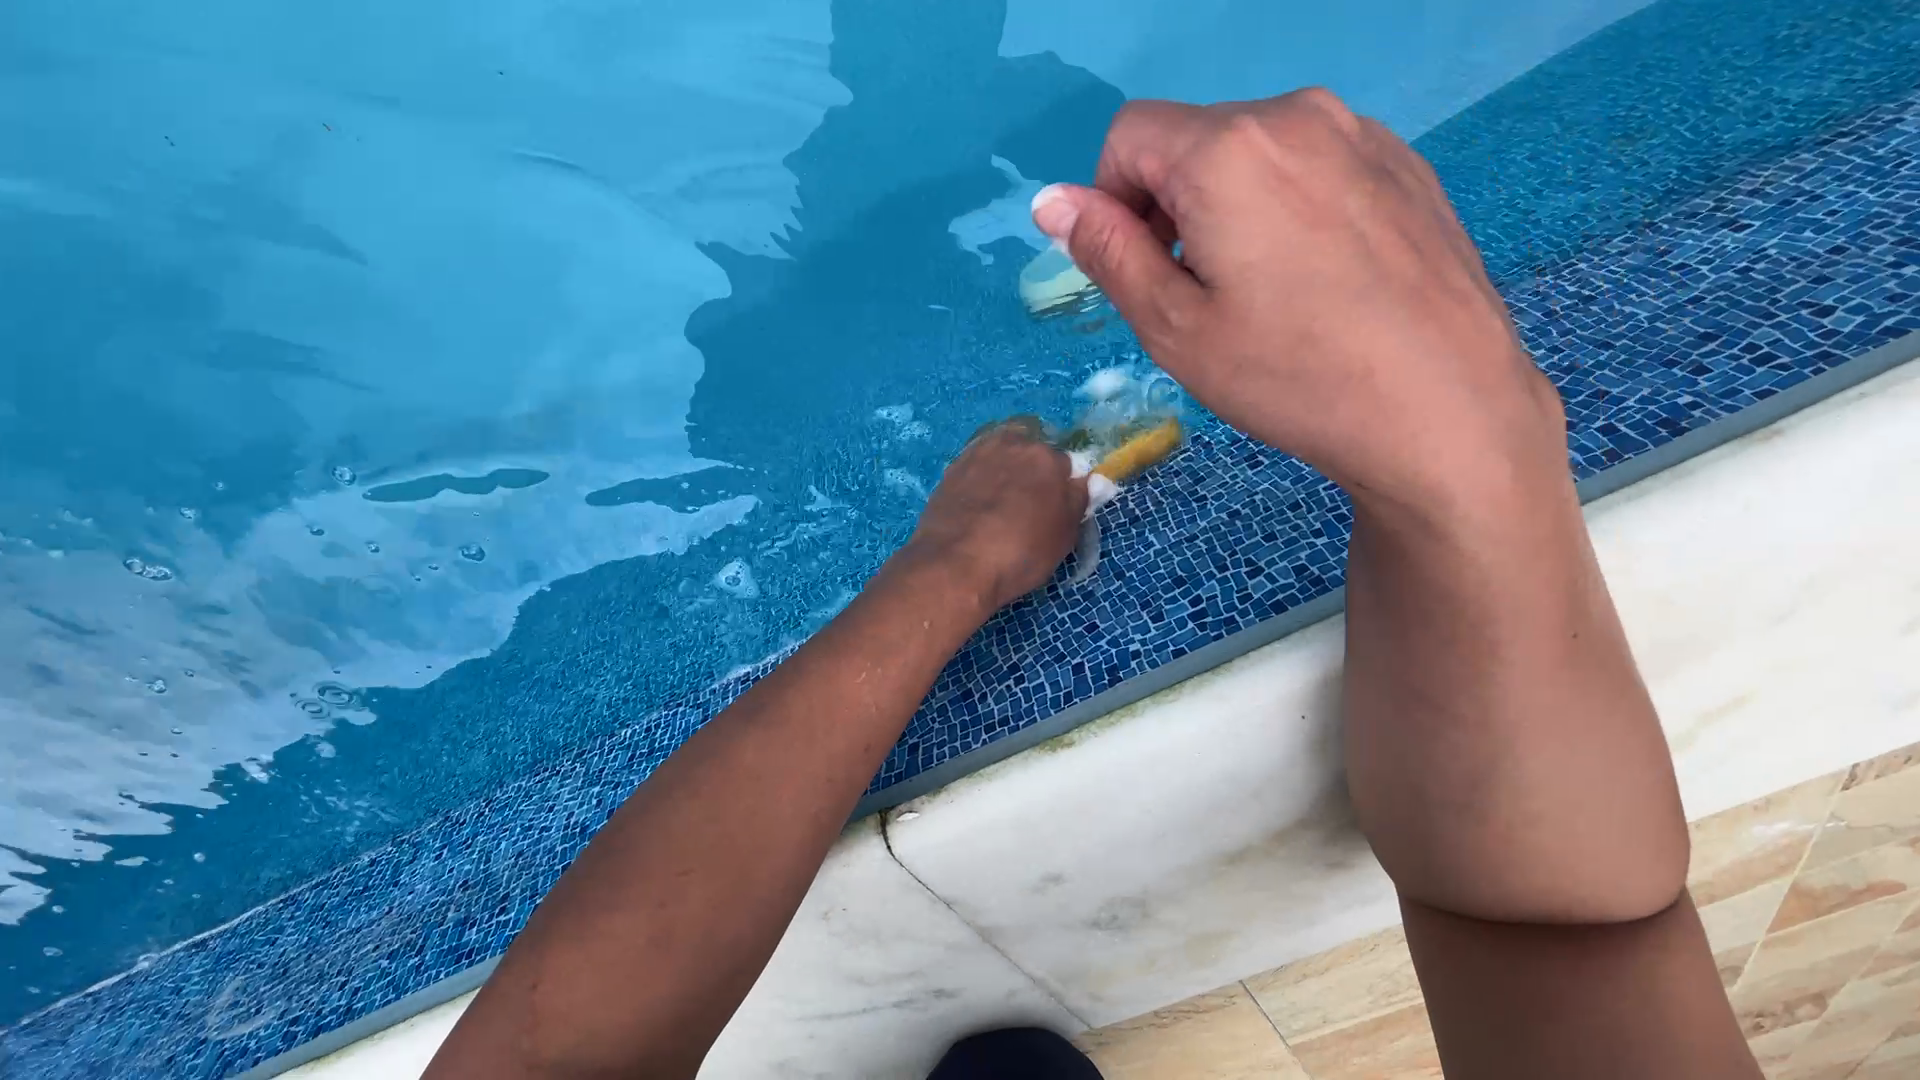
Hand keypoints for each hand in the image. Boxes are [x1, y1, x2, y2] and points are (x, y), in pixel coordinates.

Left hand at [903, 420, 1086, 609]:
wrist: (955, 565)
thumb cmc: (1020, 553)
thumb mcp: (1064, 535)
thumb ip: (1076, 500)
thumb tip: (1080, 480)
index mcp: (1046, 457)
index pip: (1065, 464)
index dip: (1062, 486)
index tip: (1054, 508)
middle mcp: (1011, 444)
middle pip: (1030, 450)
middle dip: (1032, 470)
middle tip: (1026, 503)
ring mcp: (976, 454)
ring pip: (1000, 454)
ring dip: (1004, 469)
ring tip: (999, 503)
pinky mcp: (950, 470)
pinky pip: (975, 468)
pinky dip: (980, 480)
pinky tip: (977, 505)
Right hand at [1030, 90, 1567, 519]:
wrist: (1444, 408)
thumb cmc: (1291, 375)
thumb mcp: (1173, 327)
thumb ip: (1107, 252)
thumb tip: (1051, 200)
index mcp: (1228, 150)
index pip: (1129, 137)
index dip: (1111, 201)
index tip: (1138, 270)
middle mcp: (1297, 115)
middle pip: (1194, 141)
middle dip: (1170, 206)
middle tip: (1198, 296)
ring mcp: (1362, 135)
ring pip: (1255, 154)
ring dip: (1228, 208)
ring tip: (1263, 293)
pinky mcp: (1406, 166)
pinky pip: (1314, 167)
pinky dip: (1288, 209)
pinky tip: (1320, 281)